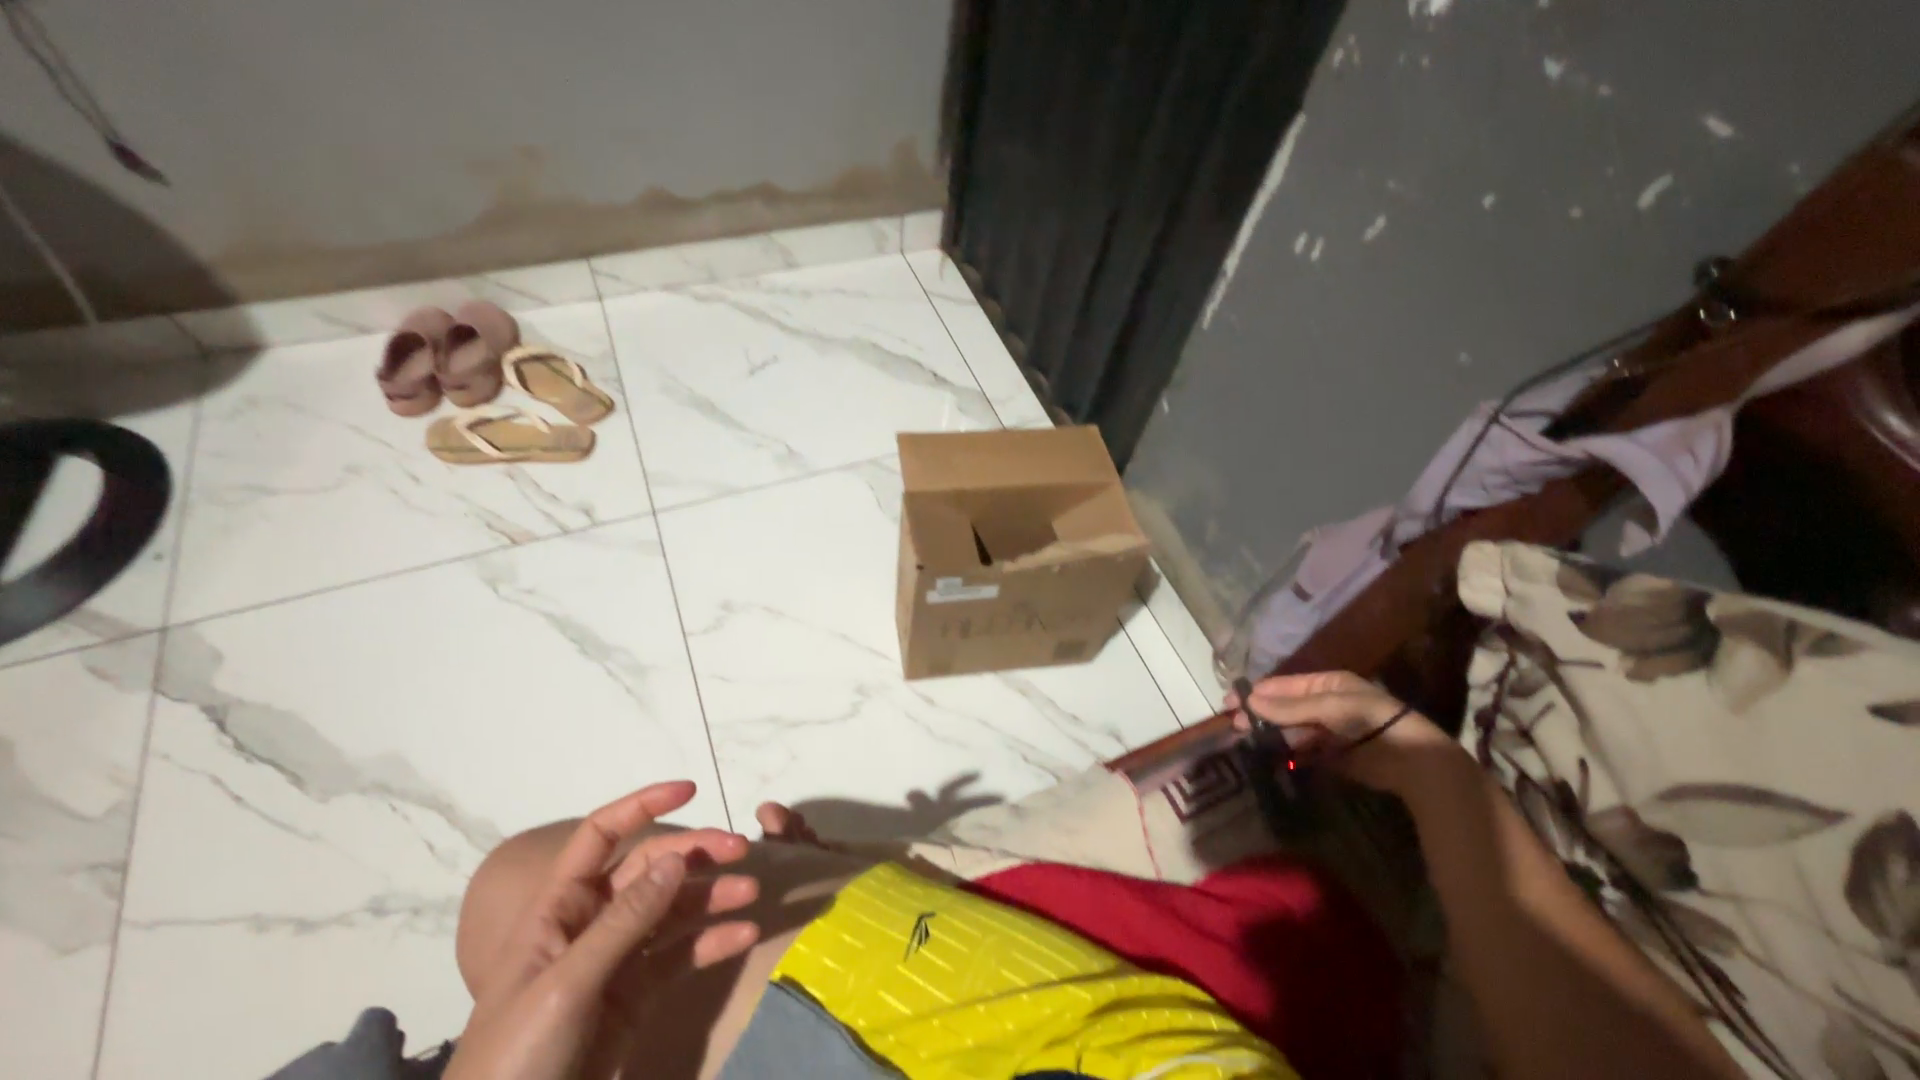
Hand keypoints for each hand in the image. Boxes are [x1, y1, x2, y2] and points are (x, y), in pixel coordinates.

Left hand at [446, 782, 760, 1079]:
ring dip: (711, 897)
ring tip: (751, 893)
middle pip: (649, 871)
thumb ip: (624, 922)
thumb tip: (674, 859)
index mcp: (558, 909)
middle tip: (741, 851)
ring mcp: (616, 961)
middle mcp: (589, 924)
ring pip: (672, 911)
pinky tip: (743, 935)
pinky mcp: (636, 996)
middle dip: (694, 855)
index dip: (640, 806)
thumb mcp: (569, 983)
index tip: (689, 789)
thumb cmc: (518, 1053)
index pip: (600, 838)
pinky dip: (711, 942)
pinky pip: (680, 956)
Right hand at [1227, 671, 1453, 795]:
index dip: (1257, 692)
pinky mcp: (1331, 755)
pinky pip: (1302, 750)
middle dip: (1260, 713)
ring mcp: (1327, 730)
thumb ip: (1290, 707)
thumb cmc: (1370, 720)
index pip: (1284, 685)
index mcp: (1326, 683)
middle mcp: (1325, 704)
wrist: (1410, 760)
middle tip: (1234, 724)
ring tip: (1247, 739)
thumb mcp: (1329, 706)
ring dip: (1270, 733)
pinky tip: (1269, 754)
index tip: (1230, 702)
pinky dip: (1286, 752)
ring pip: (1290, 729)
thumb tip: (1250, 701)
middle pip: (1284, 707)